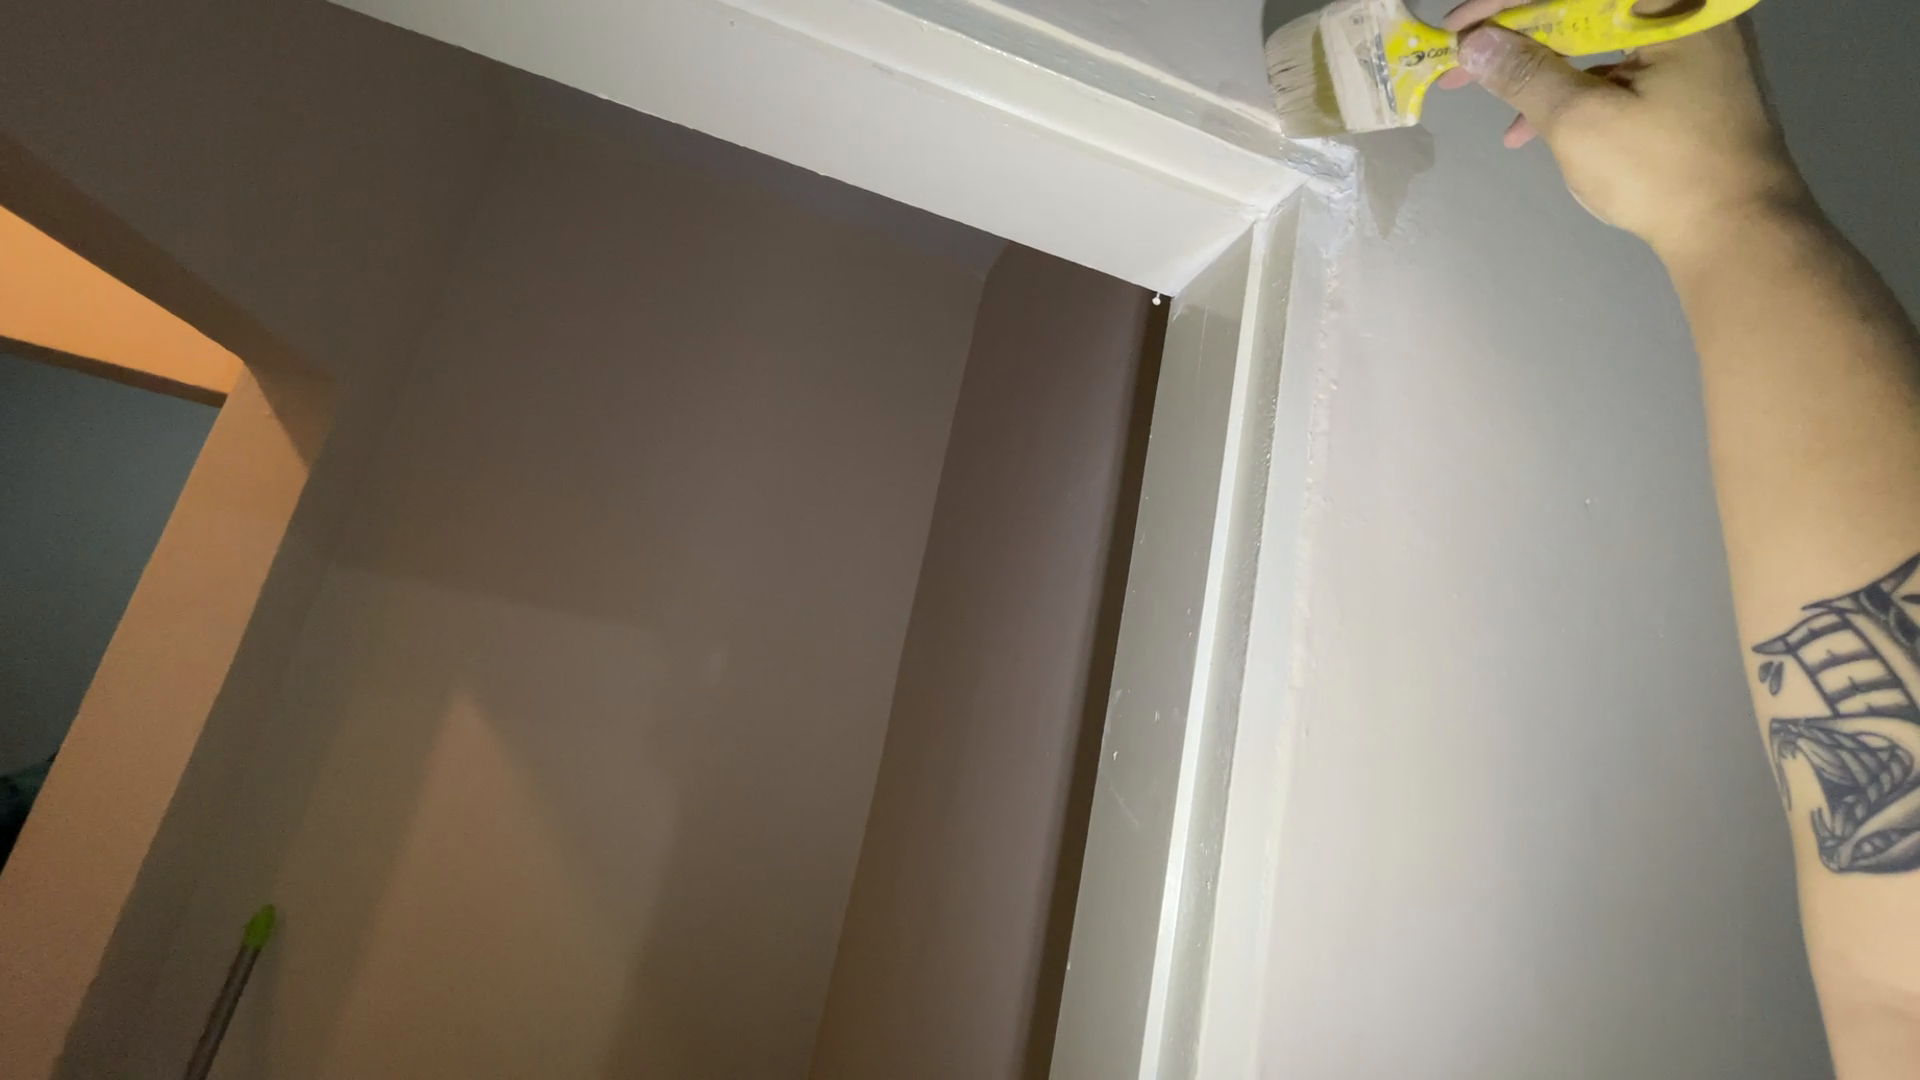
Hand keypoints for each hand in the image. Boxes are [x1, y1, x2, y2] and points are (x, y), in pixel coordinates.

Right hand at [1438, 1, 1812, 260]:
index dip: (1506, 4)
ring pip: (1590, 36)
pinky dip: (1564, 88)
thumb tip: (1474, 44)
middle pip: (1582, 8)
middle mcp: (1683, 9)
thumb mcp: (1578, 119)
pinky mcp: (1678, 75)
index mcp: (1670, 4)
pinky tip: (1527, 128)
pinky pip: (1608, 65)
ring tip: (1483, 90)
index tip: (1455, 30)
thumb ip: (1526, 75)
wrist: (1730, 217)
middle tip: (1458, 58)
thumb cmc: (1656, 165)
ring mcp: (1684, 42)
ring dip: (1532, 62)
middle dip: (1515, 32)